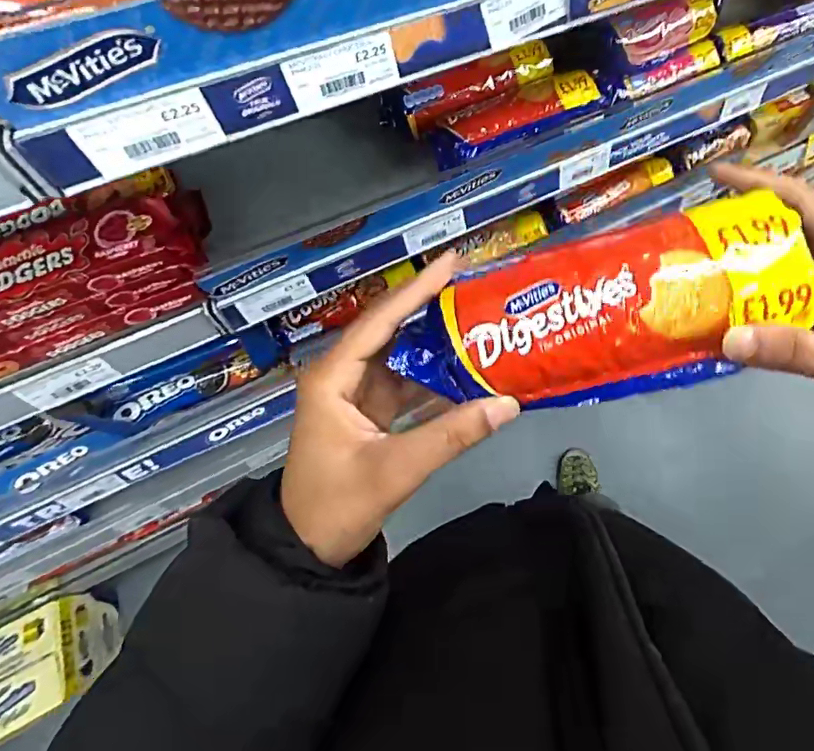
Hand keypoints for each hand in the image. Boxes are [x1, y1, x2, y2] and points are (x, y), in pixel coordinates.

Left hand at [280, 254, 521, 566]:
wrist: (306, 551)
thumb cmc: (336, 506)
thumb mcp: (395, 470)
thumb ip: (451, 435)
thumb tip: (508, 403)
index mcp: (332, 376)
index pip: (380, 320)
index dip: (417, 289)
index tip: (450, 262)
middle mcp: (342, 374)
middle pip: (390, 329)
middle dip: (429, 306)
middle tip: (470, 283)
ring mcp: (356, 393)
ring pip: (401, 356)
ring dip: (435, 342)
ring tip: (476, 318)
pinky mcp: (370, 412)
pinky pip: (406, 384)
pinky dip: (434, 377)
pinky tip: (466, 369)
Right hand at [708, 163, 813, 429]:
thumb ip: (790, 350)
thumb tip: (728, 339)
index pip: (805, 202)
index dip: (761, 183)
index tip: (718, 175)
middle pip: (786, 221)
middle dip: (741, 214)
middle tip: (695, 220)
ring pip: (779, 252)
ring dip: (741, 249)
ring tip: (698, 252)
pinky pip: (777, 282)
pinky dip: (749, 283)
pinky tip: (721, 294)